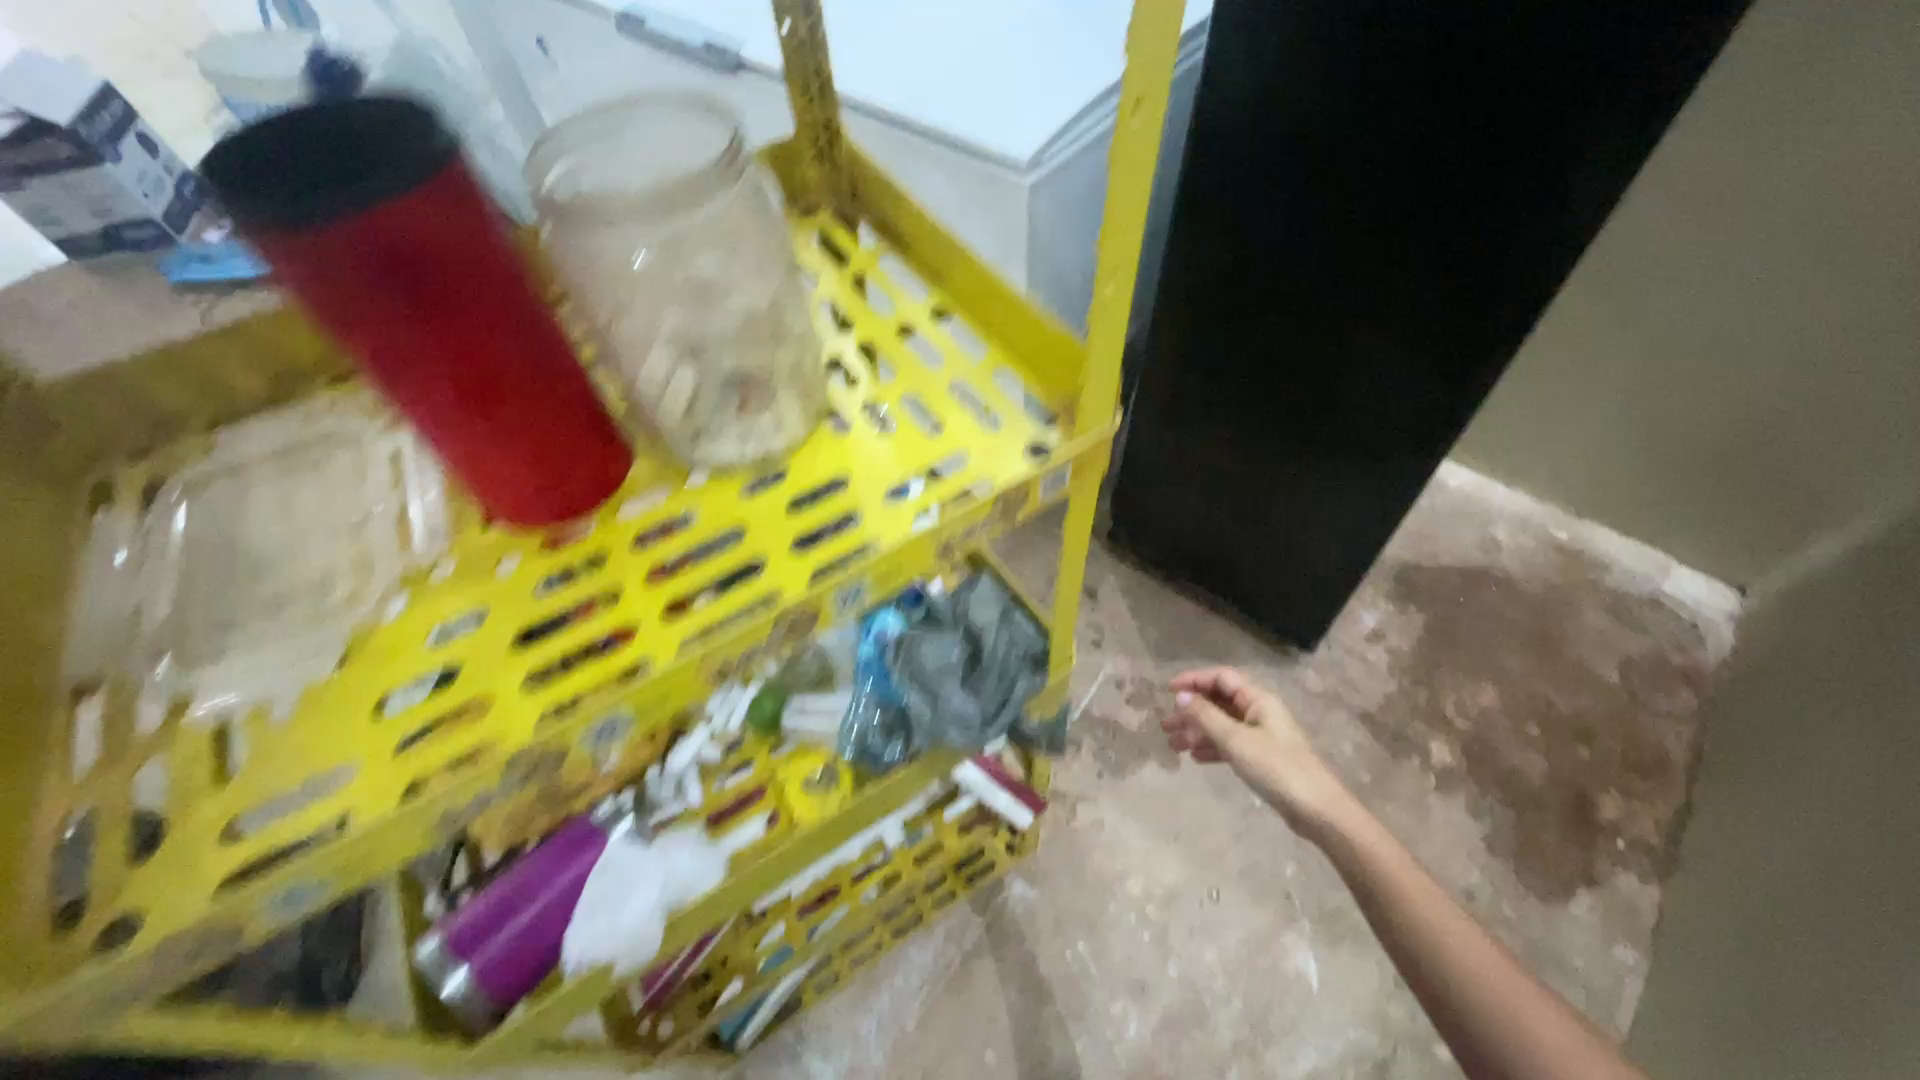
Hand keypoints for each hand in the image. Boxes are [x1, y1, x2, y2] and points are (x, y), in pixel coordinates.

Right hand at [1160, 667, 1352, 837]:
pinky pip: (1230, 745)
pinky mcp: (1262, 759)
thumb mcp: (1236, 740)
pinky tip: (1195, 758)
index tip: (1168, 691)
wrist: (1316, 809)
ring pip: (1222, 725)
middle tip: (1165, 726)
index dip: (1194, 680)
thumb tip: (1181, 697)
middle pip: (1219, 703)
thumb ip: (1206, 716)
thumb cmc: (1276, 768)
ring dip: (1197, 732)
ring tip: (1173, 745)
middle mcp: (1259, 713)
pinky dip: (1212, 748)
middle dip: (1191, 711)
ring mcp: (1261, 736)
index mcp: (1258, 700)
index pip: (1222, 678)